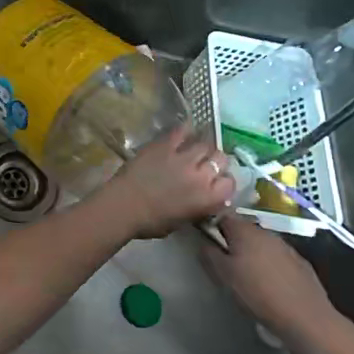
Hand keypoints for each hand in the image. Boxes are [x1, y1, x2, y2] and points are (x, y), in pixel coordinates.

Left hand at [99, 126, 235, 238]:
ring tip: (194, 150)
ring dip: (202, 147)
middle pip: (221, 159)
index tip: (216, 182)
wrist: (123, 206)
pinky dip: (185, 131)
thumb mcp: (182, 221)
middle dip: (215, 161)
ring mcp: (183, 158)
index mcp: (207, 199)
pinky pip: (181, 131)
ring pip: (204, 144)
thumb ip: (198, 207)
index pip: (230, 183)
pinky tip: (183, 133)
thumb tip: (203, 198)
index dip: (224, 181)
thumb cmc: (150, 222)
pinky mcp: (165, 145)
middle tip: (205, 164)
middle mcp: (201, 176)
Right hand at [200, 214, 338, 341]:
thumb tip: (203, 243)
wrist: (303, 315)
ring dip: (253, 253)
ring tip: (248, 275)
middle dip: (234, 242)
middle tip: (226, 263)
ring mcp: (286, 247)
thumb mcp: (223, 275)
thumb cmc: (256, 292)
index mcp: (244, 231)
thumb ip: (209, 255)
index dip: (213, 226)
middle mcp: (266, 232)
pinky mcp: (301, 262)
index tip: (208, 242)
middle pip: (244, 230)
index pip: (223, 216)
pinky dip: (270, 265)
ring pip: (262, 244)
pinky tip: (270, 283)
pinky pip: (278, 257)